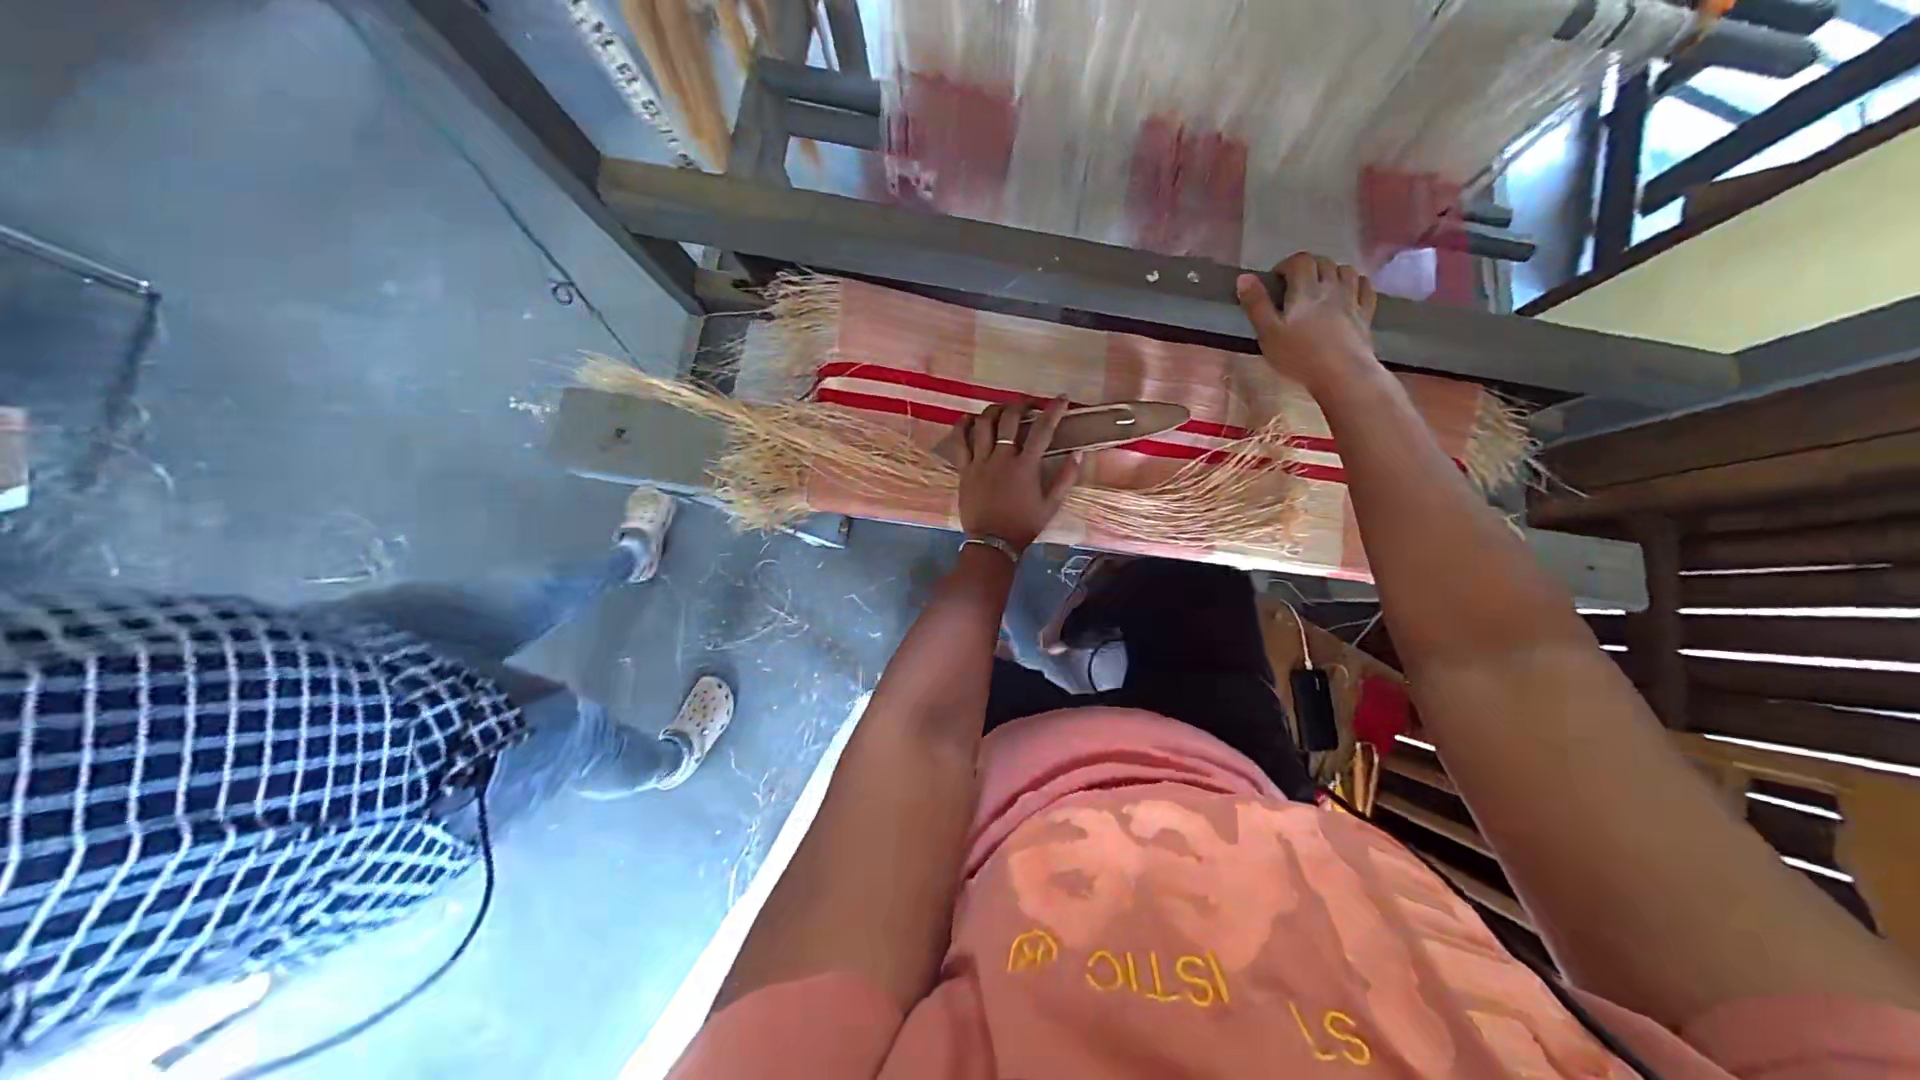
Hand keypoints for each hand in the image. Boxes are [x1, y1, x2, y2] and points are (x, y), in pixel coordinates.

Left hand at [950, 398, 1080, 550]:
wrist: (993, 543)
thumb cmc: (1023, 525)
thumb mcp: (1051, 505)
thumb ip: (1066, 478)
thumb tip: (1078, 454)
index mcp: (1026, 466)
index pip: (1043, 430)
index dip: (1054, 410)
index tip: (1062, 398)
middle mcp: (1002, 458)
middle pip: (1010, 419)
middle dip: (1021, 405)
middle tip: (1028, 404)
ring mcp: (980, 462)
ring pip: (984, 424)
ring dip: (994, 410)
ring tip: (1002, 409)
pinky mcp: (964, 470)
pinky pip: (959, 442)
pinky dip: (963, 426)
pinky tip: (969, 418)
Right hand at [1235, 252, 1379, 391]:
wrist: (1342, 374)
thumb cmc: (1299, 356)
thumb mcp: (1268, 333)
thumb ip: (1256, 305)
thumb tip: (1244, 277)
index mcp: (1306, 290)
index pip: (1300, 261)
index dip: (1286, 264)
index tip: (1276, 279)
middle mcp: (1332, 287)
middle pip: (1324, 263)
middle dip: (1309, 267)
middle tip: (1296, 283)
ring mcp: (1352, 299)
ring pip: (1346, 271)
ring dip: (1333, 271)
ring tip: (1322, 285)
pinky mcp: (1366, 314)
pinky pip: (1366, 287)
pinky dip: (1357, 283)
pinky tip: (1351, 290)